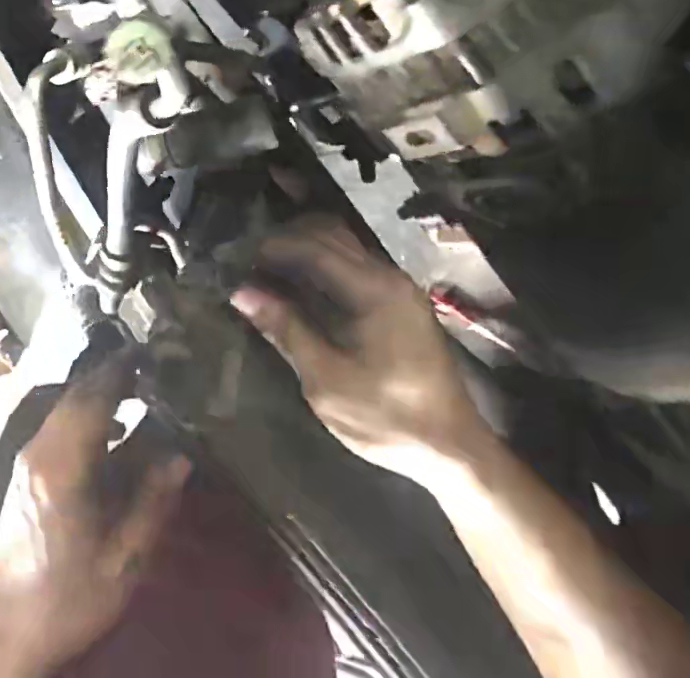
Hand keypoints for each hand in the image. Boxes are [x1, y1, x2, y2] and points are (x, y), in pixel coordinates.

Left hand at [0, 358, 189, 677]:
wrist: (12, 614)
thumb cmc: (73, 591)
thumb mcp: (124, 558)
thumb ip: (151, 502)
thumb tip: (179, 455)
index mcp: (62, 466)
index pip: (90, 401)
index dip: (117, 373)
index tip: (145, 354)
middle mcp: (39, 449)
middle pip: (73, 396)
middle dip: (109, 376)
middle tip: (147, 366)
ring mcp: (27, 454)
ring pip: (62, 406)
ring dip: (96, 392)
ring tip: (137, 390)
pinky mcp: (25, 464)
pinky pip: (57, 422)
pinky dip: (84, 413)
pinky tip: (113, 428)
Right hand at [229, 221, 493, 486]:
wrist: (454, 453)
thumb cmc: (387, 418)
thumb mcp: (326, 380)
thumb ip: (286, 329)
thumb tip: (241, 293)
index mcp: (375, 293)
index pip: (313, 248)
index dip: (270, 248)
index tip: (235, 258)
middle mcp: (389, 279)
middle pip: (329, 236)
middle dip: (283, 242)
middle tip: (245, 261)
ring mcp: (397, 289)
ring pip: (341, 246)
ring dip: (300, 249)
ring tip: (263, 270)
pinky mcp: (397, 303)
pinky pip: (350, 264)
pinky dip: (317, 264)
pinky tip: (293, 284)